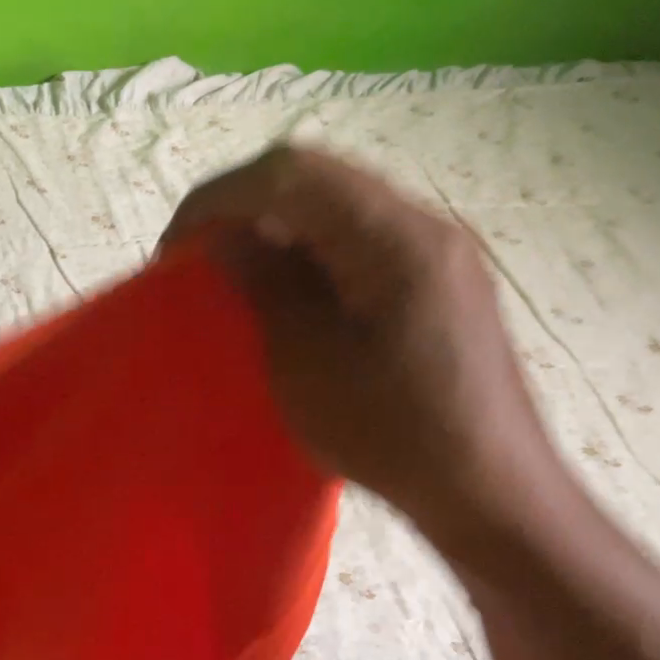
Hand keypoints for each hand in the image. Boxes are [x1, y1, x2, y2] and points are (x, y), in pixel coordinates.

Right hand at [160, 144, 564, 539]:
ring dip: (267, 221)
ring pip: (331, 197)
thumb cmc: (389, 431)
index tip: (172, 252)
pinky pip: (353, 230)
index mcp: (394, 239)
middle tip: (192, 256)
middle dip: (237, 205)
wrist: (487, 484)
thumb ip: (263, 285)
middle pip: (311, 174)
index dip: (216, 200)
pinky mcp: (432, 272)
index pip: (288, 176)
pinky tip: (277, 286)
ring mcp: (433, 245)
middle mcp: (421, 222)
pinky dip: (300, 243)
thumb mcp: (304, 361)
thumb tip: (220, 238)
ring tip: (226, 270)